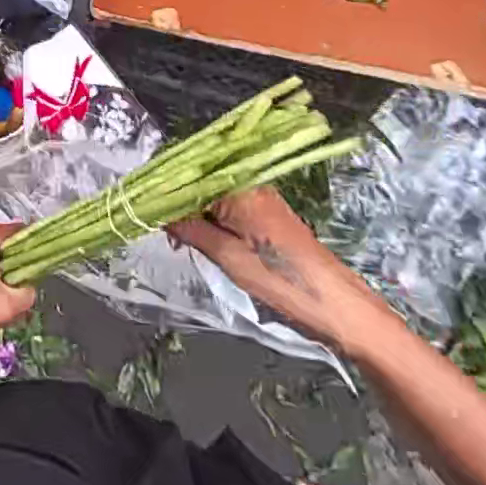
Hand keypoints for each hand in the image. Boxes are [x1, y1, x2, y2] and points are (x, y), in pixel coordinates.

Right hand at [168, 188, 391, 352]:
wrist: (341, 307)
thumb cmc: (281, 280)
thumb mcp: (226, 257)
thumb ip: (189, 229)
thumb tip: (158, 213)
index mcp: (238, 188)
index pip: (187, 177)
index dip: (162, 192)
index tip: (144, 210)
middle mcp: (250, 185)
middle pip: (199, 185)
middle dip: (177, 206)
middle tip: (164, 235)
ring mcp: (261, 199)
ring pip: (213, 198)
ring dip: (194, 216)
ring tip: (180, 242)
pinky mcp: (268, 216)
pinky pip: (229, 209)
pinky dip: (212, 222)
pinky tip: (204, 242)